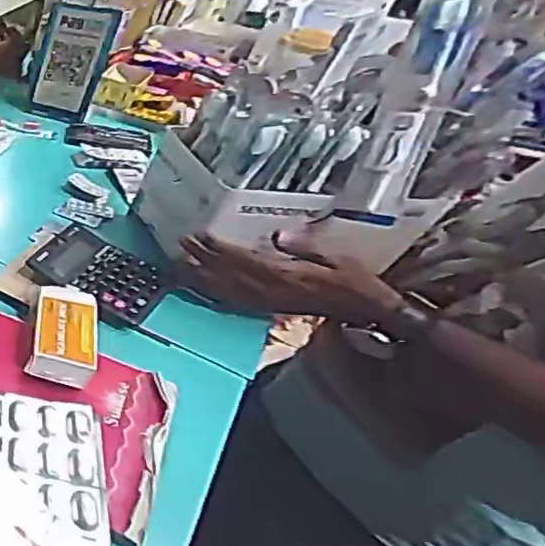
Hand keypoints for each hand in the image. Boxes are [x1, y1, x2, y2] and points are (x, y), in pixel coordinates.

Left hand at [179, 233, 403, 325]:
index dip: (217, 247)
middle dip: (201, 256)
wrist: (363, 310)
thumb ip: (305, 247)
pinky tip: (199, 286)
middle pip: (225, 271)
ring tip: (181, 261)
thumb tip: (278, 236)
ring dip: (200, 274)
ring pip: (223, 287)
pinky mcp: (264, 309)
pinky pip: (231, 301)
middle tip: (181, 243)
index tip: (199, 235)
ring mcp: (263, 301)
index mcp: (284, 275)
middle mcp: (267, 290)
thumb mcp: (336, 258)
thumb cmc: (353, 282)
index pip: (241, 259)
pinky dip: (212, 292)